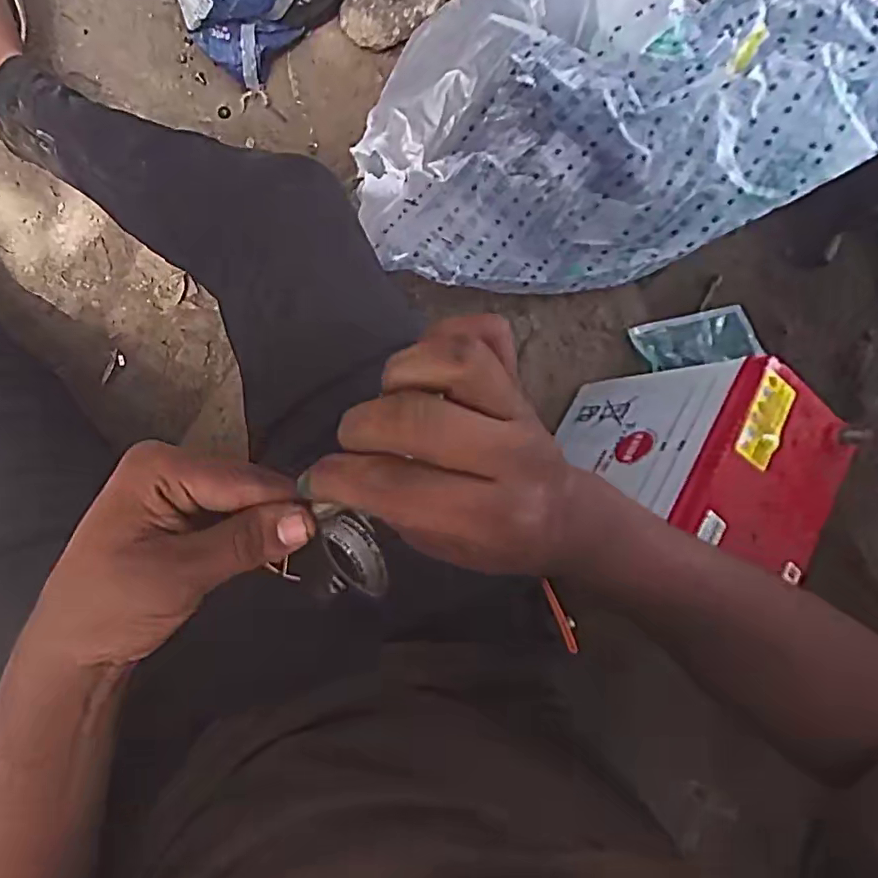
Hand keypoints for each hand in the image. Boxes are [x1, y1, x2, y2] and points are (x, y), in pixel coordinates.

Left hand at [28, 441, 314, 667]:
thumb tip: (305, 519)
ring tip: (307, 545)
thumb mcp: (181, 573)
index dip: (283, 499)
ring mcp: (172, 489)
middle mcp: (166, 465)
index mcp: (156, 465)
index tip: (330, 519)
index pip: (237, 477)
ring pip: (239, 500)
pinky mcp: (180, 515)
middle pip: (241, 484)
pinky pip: (228, 516)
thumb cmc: (111, 606)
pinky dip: (250, 535)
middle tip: (324, 537)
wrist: (72, 649)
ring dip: (267, 524)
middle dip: (277, 511)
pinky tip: (275, 551)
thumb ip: (244, 542)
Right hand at [305, 315, 610, 577]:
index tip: (314, 479)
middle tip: (353, 439)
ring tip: (390, 396)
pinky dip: (442, 334)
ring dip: (401, 373)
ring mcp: (521, 409)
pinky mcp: (521, 376)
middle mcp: (512, 456)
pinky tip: (425, 363)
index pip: (397, 486)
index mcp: (491, 514)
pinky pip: (484, 332)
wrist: (564, 516)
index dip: (339, 478)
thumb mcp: (440, 546)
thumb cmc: (495, 540)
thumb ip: (389, 509)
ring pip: (454, 360)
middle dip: (361, 427)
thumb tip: (329, 476)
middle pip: (418, 419)